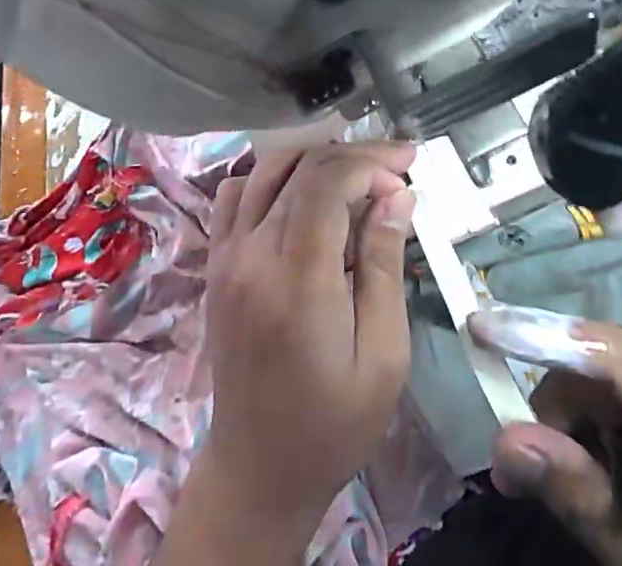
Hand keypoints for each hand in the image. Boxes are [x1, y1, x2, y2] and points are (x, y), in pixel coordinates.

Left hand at [158, 141, 417, 565]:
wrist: (259, 468)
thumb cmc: (334, 420)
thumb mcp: (383, 353)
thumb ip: (385, 265)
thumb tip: (396, 197)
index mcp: (297, 279)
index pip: (326, 181)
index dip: (370, 165)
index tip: (405, 176)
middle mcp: (252, 256)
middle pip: (299, 168)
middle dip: (353, 154)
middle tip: (396, 163)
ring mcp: (226, 259)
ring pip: (264, 171)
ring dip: (315, 157)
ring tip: (358, 168)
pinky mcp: (216, 267)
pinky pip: (234, 197)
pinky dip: (269, 178)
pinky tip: (302, 193)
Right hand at [470, 308, 621, 565]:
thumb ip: (581, 498)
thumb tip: (503, 439)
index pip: (608, 354)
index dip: (538, 333)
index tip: (474, 326)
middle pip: (595, 360)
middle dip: (560, 413)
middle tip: (553, 482)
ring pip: (604, 364)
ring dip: (583, 417)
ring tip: (606, 484)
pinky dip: (607, 412)